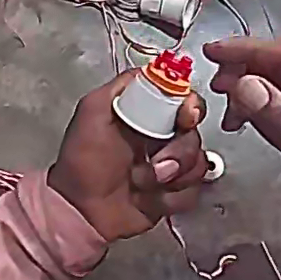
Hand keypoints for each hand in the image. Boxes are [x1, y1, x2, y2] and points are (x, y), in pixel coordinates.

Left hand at [48, 71, 208, 242]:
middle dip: (180, 151)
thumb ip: (120, 87)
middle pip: (195, 134)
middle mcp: (161, 138)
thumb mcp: (92, 112)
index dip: (191, 107)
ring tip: (142, 183)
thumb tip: (153, 70)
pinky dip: (171, 198)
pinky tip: (148, 200)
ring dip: (173, 176)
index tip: (185, 118)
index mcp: (145, 115)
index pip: (184, 101)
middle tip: (156, 165)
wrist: (81, 210)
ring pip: (198, 164)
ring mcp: (168, 167)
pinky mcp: (172, 194)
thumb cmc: (83, 160)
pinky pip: (192, 192)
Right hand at [203, 38, 280, 277]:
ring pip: (275, 79)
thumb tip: (248, 85)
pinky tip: (239, 117)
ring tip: (224, 103)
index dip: (249, 51)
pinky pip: (275, 99)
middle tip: (215, 82)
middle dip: (244, 66)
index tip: (215, 52)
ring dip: (245, 85)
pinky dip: (252, 103)